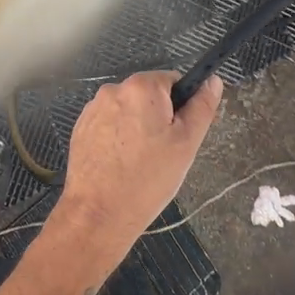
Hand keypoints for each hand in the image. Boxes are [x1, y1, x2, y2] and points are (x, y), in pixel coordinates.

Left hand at [57, 71, 222, 248]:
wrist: (98, 213)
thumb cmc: (148, 178)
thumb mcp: (186, 144)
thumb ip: (202, 108)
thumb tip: (214, 81)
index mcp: (141, 87)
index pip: (172, 81)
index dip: (182, 106)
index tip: (181, 135)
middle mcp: (113, 89)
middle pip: (148, 96)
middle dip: (159, 119)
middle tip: (164, 153)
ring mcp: (93, 108)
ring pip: (128, 111)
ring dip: (138, 128)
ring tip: (141, 162)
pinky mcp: (81, 127)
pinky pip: (109, 125)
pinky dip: (118, 138)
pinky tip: (121, 164)